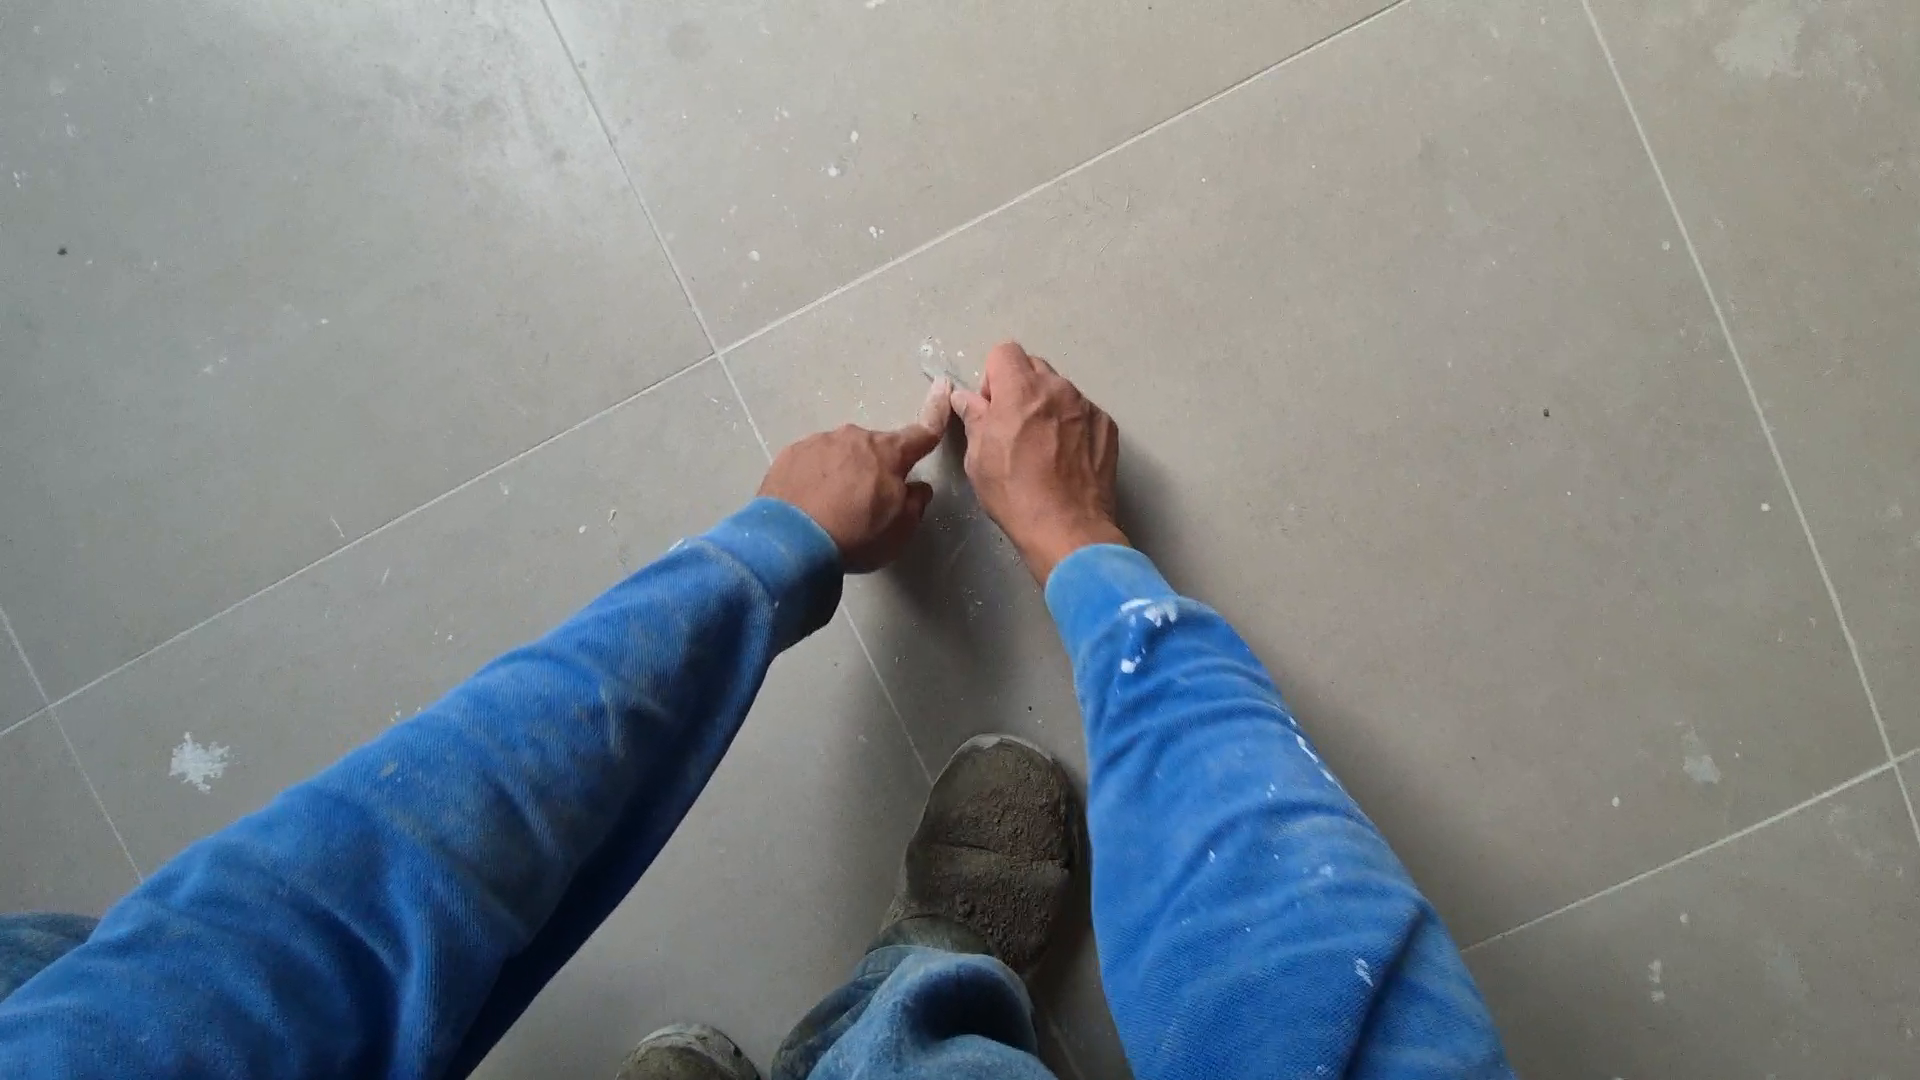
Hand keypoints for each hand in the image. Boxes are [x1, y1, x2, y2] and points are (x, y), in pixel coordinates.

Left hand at [758, 379, 953, 572]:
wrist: (791, 542)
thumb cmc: (857, 534)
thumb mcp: (900, 528)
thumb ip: (915, 503)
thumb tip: (916, 486)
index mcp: (887, 452)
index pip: (921, 432)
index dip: (936, 413)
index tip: (943, 387)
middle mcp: (854, 437)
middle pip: (874, 448)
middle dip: (875, 466)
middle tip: (866, 501)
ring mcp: (818, 442)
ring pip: (841, 453)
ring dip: (842, 471)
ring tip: (831, 507)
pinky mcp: (790, 454)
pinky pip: (812, 462)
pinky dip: (816, 477)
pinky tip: (809, 502)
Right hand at [950, 342, 1126, 583]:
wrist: (1068, 528)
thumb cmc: (1014, 494)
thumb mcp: (978, 458)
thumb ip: (974, 418)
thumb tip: (966, 399)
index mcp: (1021, 390)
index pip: (1004, 352)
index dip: (993, 377)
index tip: (991, 407)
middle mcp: (1058, 389)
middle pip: (1034, 367)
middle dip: (1020, 388)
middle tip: (1013, 426)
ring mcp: (1087, 407)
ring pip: (1060, 391)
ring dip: (1047, 407)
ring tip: (1042, 447)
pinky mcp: (1107, 427)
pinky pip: (1083, 413)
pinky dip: (1072, 426)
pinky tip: (1066, 459)